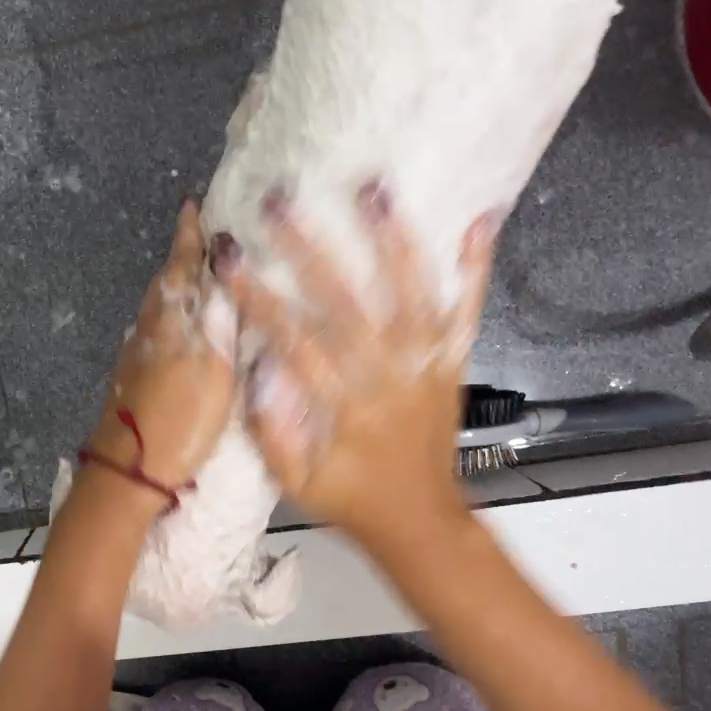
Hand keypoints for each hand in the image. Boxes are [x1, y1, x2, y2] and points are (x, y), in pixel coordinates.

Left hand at [83, 199, 237, 507]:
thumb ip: (218, 318)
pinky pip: (154, 332)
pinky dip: (170, 319)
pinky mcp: (131, 379)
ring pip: (157, 309)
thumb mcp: (215, 369)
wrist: (131, 470)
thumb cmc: (180, 420)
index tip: (191, 205)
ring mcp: (135, 355)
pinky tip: (181, 329)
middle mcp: (147, 329)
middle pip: (164, 284)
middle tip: (201, 237)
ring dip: (175, 289)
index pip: (180, 266)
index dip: (188, 237)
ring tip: (198, 279)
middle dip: (181, 258)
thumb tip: (221, 264)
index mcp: (169, 320)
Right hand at [224, 182, 498, 549]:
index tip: (230, 255)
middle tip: (282, 200)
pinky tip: (480, 221)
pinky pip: (465, 318)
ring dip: (393, 241)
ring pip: (411, 299)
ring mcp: (426, 370)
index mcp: (342, 409)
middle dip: (311, 250)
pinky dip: (475, 272)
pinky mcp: (452, 368)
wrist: (420, 523)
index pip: (293, 342)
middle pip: (347, 306)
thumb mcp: (294, 483)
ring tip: (375, 187)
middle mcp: (386, 381)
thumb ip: (271, 430)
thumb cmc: (350, 501)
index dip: (258, 297)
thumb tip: (257, 369)